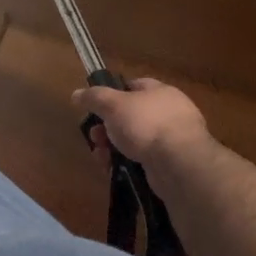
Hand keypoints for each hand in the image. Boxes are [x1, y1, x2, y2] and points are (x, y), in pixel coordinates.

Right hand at [71, 77, 211, 162]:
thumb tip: (76, 94)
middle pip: (129, 116)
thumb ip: (93, 97)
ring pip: (133, 140)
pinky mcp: (170, 163)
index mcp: (160, 92)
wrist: (179, 164)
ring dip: (112, 147)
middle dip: (106, 127)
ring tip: (101, 157)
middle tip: (95, 137)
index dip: (112, 94)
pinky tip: (113, 169)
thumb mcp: (113, 104)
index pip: (133, 86)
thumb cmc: (146, 124)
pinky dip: (125, 163)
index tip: (96, 108)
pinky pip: (141, 159)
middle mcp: (169, 113)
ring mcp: (171, 139)